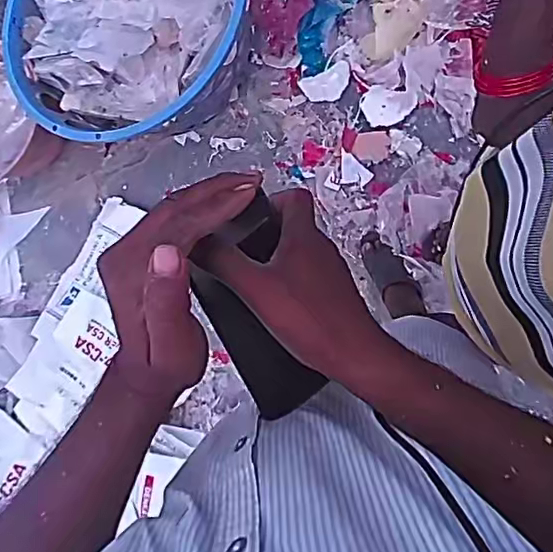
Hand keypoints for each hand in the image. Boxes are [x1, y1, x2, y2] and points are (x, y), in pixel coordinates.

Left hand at [96, 173, 259, 405]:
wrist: (145, 375)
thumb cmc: (163, 362)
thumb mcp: (170, 341)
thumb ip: (166, 298)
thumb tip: (168, 253)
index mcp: (131, 270)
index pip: (178, 224)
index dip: (216, 206)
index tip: (247, 194)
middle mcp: (124, 254)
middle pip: (173, 208)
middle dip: (214, 190)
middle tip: (249, 181)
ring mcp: (128, 251)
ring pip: (171, 209)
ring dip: (207, 194)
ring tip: (239, 186)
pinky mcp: (138, 253)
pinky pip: (170, 219)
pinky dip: (197, 207)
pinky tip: (216, 205)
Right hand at [192, 187, 388, 379]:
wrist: (354, 356)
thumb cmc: (315, 322)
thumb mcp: (254, 288)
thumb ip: (224, 262)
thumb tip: (198, 243)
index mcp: (304, 236)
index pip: (293, 195)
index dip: (268, 199)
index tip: (247, 214)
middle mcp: (321, 248)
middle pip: (293, 223)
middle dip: (264, 232)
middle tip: (242, 247)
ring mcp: (329, 271)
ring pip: (299, 250)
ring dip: (276, 257)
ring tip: (254, 275)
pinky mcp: (332, 293)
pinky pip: (307, 274)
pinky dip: (288, 281)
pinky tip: (275, 302)